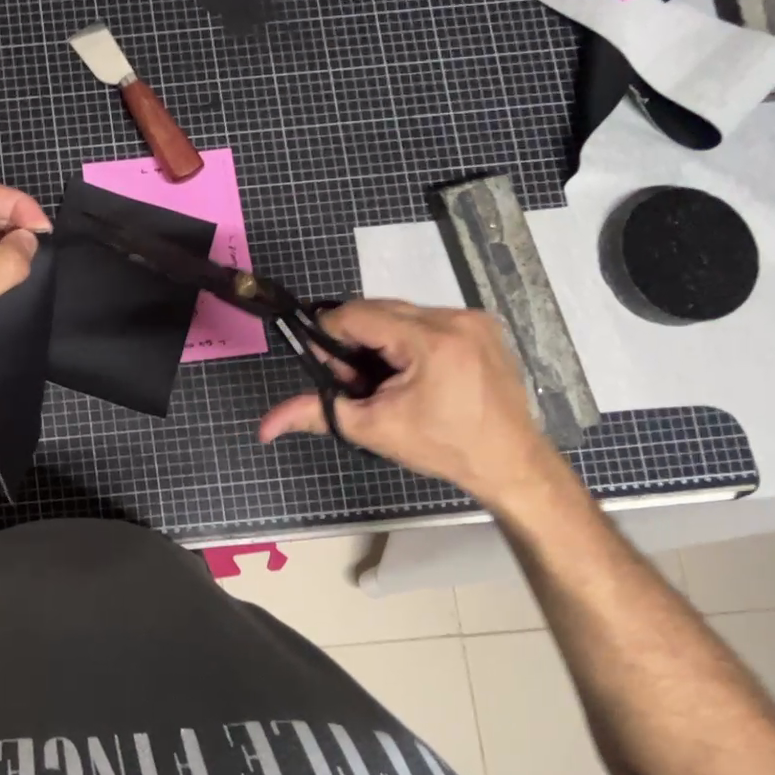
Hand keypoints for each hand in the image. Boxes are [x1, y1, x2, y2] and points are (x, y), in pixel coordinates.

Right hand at [258, 300, 569, 507]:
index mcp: (432, 341)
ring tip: (385, 379)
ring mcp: (475, 320)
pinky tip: (411, 373)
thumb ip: (316, 414)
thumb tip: (264, 427)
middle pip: (379, 310)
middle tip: (357, 380)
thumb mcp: (373, 429)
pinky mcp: (484, 328)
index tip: (330, 369)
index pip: (357, 314)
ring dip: (381, 339)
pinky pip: (427, 320)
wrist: (511, 463)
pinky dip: (407, 340)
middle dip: (356, 340)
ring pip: (402, 313)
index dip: (330, 335)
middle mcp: (456, 319)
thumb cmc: (442, 447)